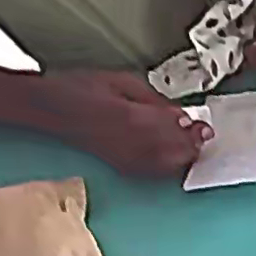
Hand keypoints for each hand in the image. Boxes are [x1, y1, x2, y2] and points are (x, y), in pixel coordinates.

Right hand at [28, 70, 211, 177]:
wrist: (50, 110)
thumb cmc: (82, 88)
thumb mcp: (120, 81)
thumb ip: (154, 99)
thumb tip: (182, 115)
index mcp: (135, 119)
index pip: (178, 130)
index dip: (195, 130)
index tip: (205, 126)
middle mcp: (136, 144)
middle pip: (180, 151)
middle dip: (194, 143)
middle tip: (201, 134)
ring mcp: (133, 161)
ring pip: (174, 165)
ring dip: (186, 155)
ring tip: (190, 143)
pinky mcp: (129, 170)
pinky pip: (161, 173)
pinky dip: (173, 165)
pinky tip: (175, 156)